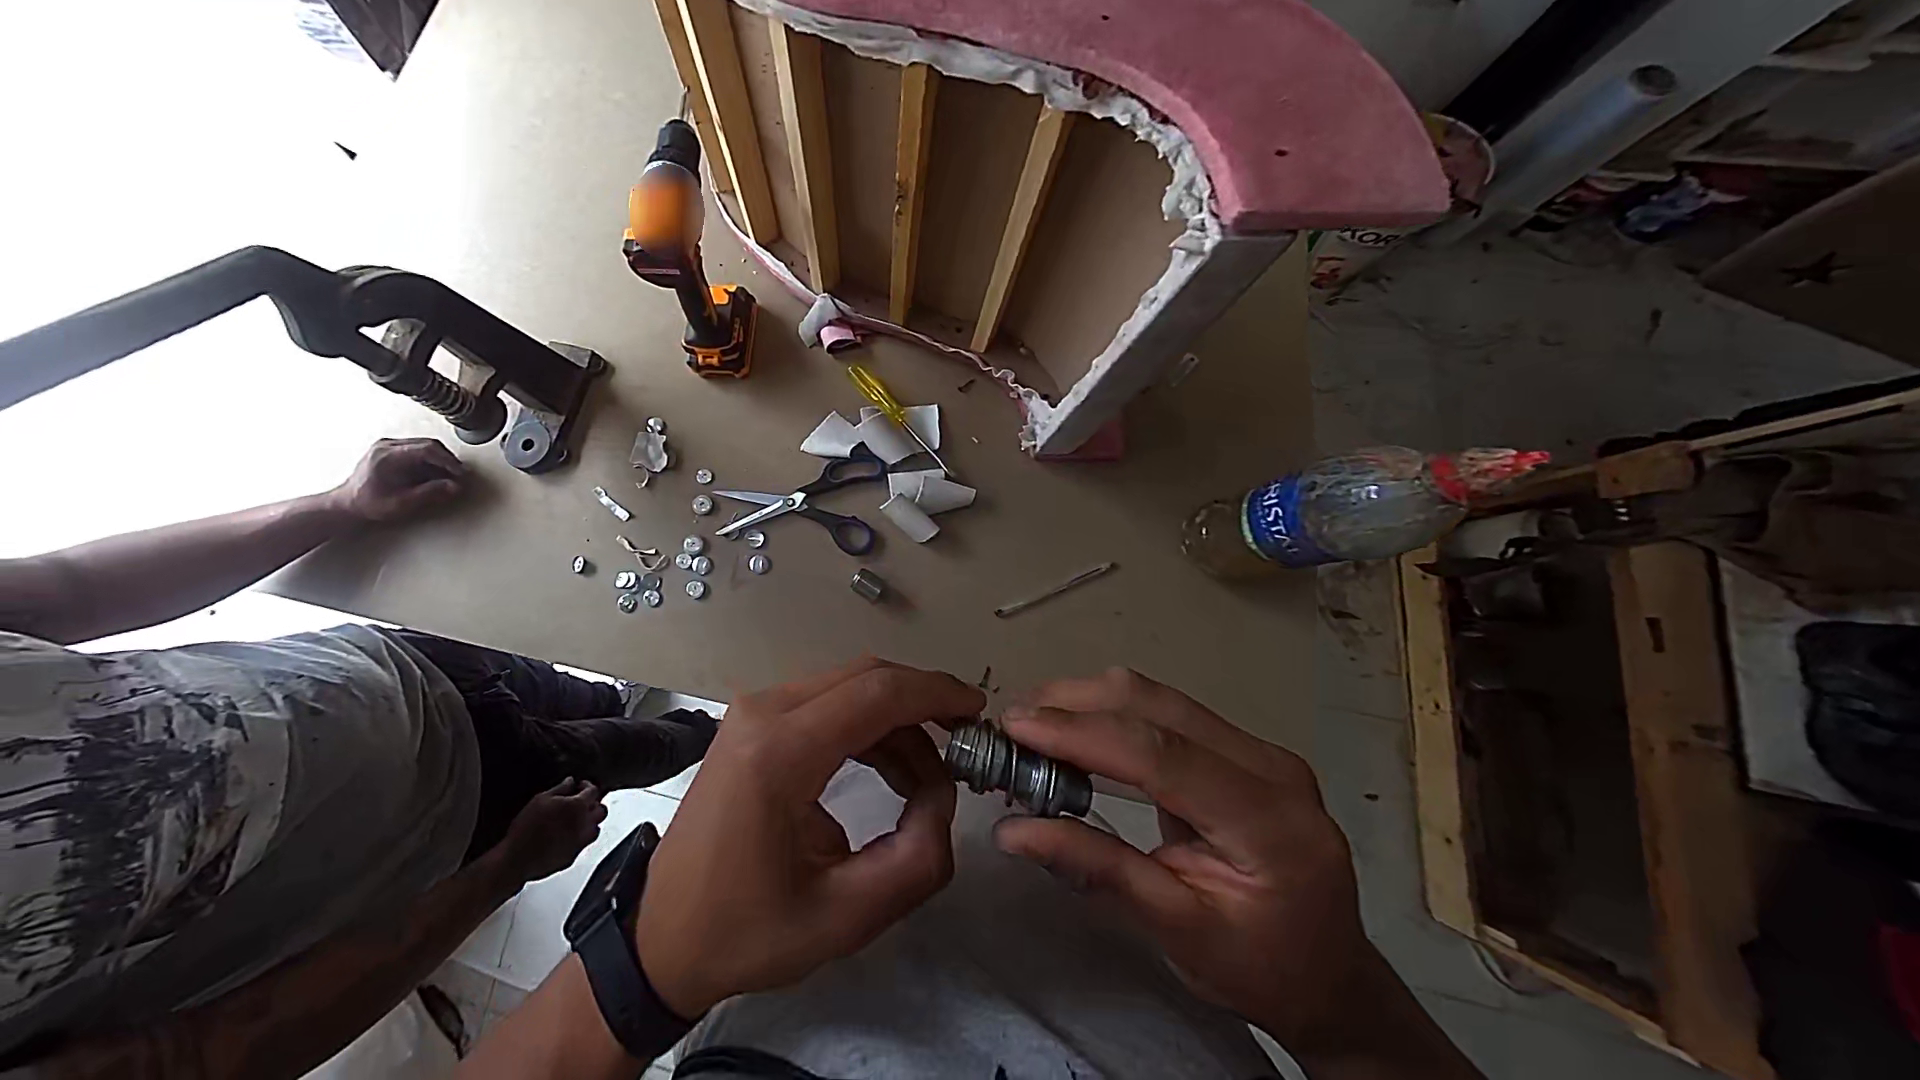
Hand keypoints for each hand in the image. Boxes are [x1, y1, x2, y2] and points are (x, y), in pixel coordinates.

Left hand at [330, 438, 466, 523]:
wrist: (348, 503)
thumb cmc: (369, 503)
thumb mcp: (403, 502)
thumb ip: (430, 493)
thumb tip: (454, 486)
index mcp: (388, 456)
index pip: (427, 449)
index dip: (449, 461)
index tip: (460, 473)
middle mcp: (386, 446)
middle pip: (428, 444)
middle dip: (448, 459)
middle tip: (459, 474)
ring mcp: (387, 446)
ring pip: (425, 445)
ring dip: (441, 459)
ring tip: (449, 474)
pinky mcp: (389, 450)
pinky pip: (417, 448)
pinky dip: (431, 459)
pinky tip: (435, 472)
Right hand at [498, 778, 607, 882]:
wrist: (516, 859)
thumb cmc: (526, 828)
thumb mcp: (540, 800)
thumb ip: (560, 788)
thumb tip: (570, 781)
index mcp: (578, 806)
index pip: (593, 791)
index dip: (587, 786)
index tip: (580, 786)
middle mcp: (585, 823)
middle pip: (601, 810)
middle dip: (593, 804)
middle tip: (581, 804)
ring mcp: (581, 841)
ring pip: (596, 828)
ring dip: (590, 823)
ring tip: (576, 821)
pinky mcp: (574, 856)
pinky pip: (583, 844)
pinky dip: (579, 838)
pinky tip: (567, 836)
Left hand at [635, 658, 982, 1017]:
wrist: (660, 938)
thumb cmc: (746, 931)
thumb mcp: (845, 916)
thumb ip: (918, 858)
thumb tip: (944, 794)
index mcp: (778, 754)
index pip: (877, 694)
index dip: (936, 694)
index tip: (978, 712)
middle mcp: (763, 713)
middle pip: (867, 677)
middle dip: (924, 702)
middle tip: (964, 740)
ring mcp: (754, 712)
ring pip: (851, 687)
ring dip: (899, 721)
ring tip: (929, 778)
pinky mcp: (755, 723)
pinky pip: (829, 703)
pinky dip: (871, 727)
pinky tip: (891, 768)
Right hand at [993, 669, 1477, 1075]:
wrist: (1329, 974)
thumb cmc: (1259, 969)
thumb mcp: (1177, 933)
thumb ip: (1099, 870)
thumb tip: (1013, 831)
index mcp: (1267, 822)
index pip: (1162, 756)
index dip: (1083, 733)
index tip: (1016, 726)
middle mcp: (1271, 766)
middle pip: (1159, 708)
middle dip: (1077, 704)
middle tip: (1012, 723)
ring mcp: (1262, 751)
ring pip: (1161, 698)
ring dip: (1091, 702)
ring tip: (1035, 724)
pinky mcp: (1245, 749)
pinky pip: (1170, 712)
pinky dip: (1114, 714)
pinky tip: (1078, 730)